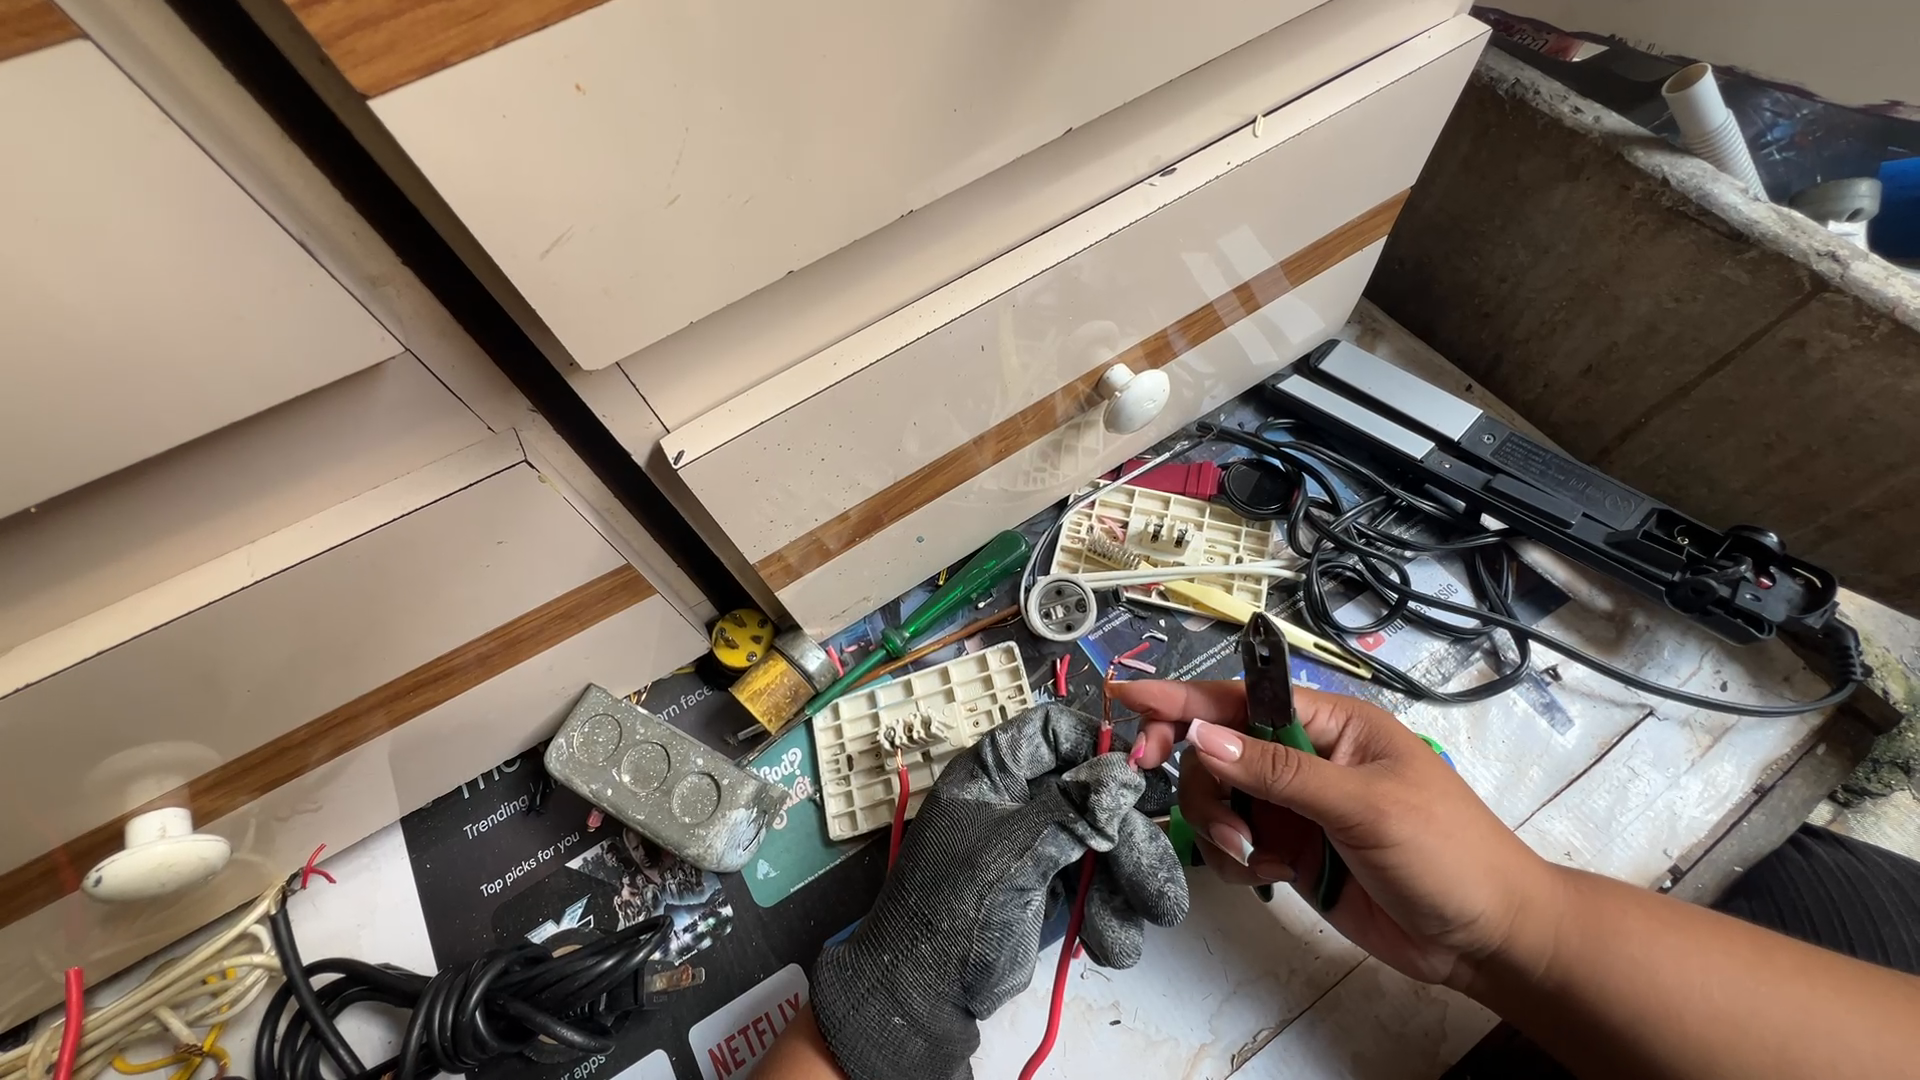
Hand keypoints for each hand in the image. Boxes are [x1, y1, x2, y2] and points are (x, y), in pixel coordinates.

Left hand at [812, 704, 1188, 1079]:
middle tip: (1164, 860)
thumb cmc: (955, 908)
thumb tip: (1126, 774)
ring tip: (1157, 915)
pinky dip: (1111, 911)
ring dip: (1129, 882)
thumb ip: (1070, 810)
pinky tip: (1110, 943)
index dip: (1097, 744)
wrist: (926, 996)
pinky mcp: (1051, 883)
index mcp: (994, 774)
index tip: (1142, 772)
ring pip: (1102, 840)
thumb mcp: (1012, 853)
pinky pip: (1095, 881)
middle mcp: (1019, 798)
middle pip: (1090, 792)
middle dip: (1130, 834)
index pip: (1051, 731)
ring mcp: (1037, 842)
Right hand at [1113, 680, 1555, 988]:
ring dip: (1219, 824)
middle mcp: (1302, 756)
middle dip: (1201, 777)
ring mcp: (1292, 804)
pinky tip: (1271, 873)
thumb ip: (1278, 771)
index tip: (1129, 699)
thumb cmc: (1445, 855)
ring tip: (1253, 856)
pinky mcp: (1288, 846)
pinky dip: (1236, 857)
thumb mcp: (1363, 806)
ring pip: (1219, 796)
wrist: (1488, 942)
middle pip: (1216, 749)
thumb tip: (1200, 735)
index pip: (1241, 699)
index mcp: (1329, 724)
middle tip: (1175, 792)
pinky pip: (1233, 840)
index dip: (1183, 698)